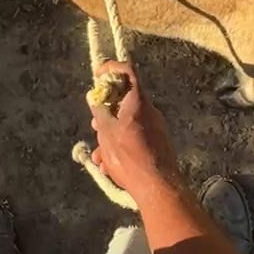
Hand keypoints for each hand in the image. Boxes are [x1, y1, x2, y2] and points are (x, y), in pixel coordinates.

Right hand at [87, 61, 183, 201]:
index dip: (112, 67)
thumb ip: (99, 111)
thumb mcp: (106, 132)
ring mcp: (156, 128)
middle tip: (94, 125)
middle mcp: (150, 111)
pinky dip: (121, 146)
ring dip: (111, 135)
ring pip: (127, 124)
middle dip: (106, 112)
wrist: (158, 186)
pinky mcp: (158, 144)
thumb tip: (95, 97)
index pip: (128, 71)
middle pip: (125, 101)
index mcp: (138, 102)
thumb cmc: (129, 156)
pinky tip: (111, 167)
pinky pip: (135, 138)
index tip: (97, 75)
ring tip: (100, 156)